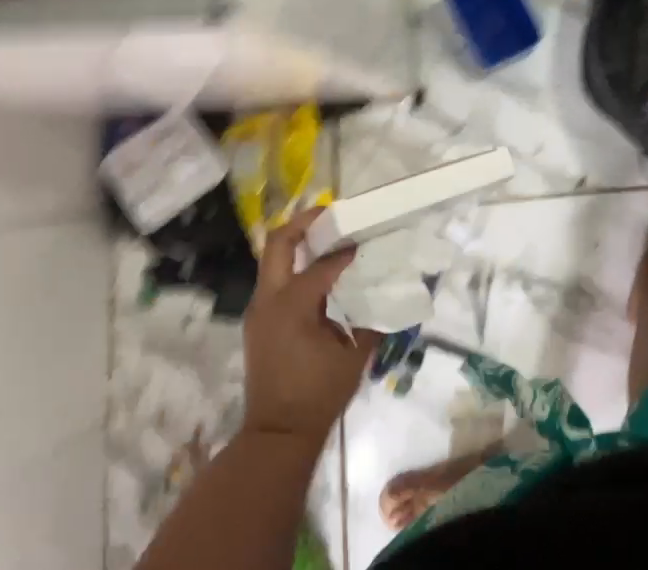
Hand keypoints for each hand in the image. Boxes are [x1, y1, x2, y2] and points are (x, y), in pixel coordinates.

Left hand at [241, 204, 382, 437]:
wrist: (278, 433)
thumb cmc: (319, 393)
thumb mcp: (354, 355)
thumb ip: (370, 318)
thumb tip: (388, 292)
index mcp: (292, 306)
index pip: (322, 265)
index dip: (346, 250)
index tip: (367, 239)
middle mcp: (269, 301)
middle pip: (278, 243)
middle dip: (304, 223)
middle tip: (332, 214)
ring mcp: (259, 311)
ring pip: (272, 260)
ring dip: (298, 244)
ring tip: (329, 239)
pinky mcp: (259, 322)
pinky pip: (275, 281)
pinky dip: (295, 268)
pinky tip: (320, 276)